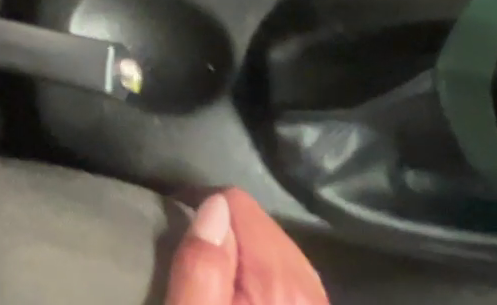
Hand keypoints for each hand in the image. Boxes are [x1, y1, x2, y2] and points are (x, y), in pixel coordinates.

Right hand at [166, 189, 327, 304]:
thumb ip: (201, 263)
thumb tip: (214, 205)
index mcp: (277, 282)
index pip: (239, 203)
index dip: (201, 202)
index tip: (176, 220)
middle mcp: (311, 289)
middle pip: (263, 222)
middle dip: (226, 224)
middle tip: (191, 243)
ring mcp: (321, 304)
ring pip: (280, 246)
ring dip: (245, 245)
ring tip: (214, 263)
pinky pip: (295, 273)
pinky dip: (266, 268)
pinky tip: (245, 285)